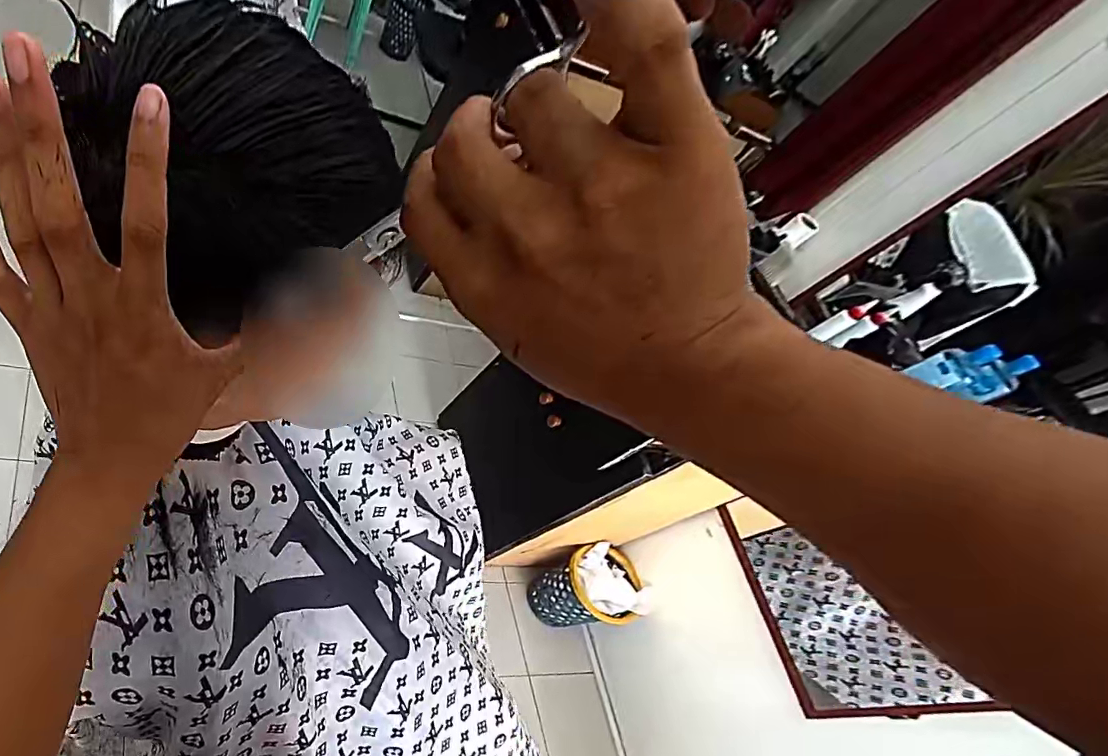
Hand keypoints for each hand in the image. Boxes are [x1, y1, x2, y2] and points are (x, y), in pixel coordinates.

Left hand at [0, 33, 240, 492]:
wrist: (109, 461)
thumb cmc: (165, 418)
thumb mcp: (220, 377)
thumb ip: (255, 336)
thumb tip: (296, 307)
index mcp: (142, 307)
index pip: (147, 224)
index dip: (148, 162)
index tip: (149, 100)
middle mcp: (91, 296)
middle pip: (62, 203)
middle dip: (41, 125)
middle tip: (24, 51)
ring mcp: (51, 306)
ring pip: (21, 224)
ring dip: (3, 154)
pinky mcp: (26, 323)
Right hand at [402, 0, 781, 424]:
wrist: (685, 367)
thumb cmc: (600, 357)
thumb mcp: (510, 333)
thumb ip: (471, 270)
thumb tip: (456, 206)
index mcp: (485, 282)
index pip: (422, 202)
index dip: (431, 175)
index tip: (448, 170)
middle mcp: (528, 230)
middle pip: (463, 139)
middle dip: (477, 130)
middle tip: (506, 137)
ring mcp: (599, 183)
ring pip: (536, 92)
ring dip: (544, 103)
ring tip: (572, 130)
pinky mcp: (670, 148)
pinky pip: (640, 43)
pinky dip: (616, 7)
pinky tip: (597, 9)